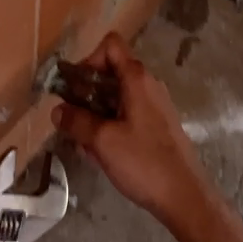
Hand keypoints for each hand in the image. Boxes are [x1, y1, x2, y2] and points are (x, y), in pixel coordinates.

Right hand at [50, 33, 210, 224]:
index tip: (76, 88)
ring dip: (97, 114)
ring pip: (117, 97)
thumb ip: (76, 121)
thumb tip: (57, 110)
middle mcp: (148, 84)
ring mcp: (155, 105)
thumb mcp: (103, 141)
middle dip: (87, 93)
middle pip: (111, 72)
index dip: (89, 59)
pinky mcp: (159, 125)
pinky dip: (112, 126)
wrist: (185, 196)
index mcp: (137, 78)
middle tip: (73, 120)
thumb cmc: (143, 161)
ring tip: (86, 145)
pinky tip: (104, 155)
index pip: (110, 45)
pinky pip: (128, 114)